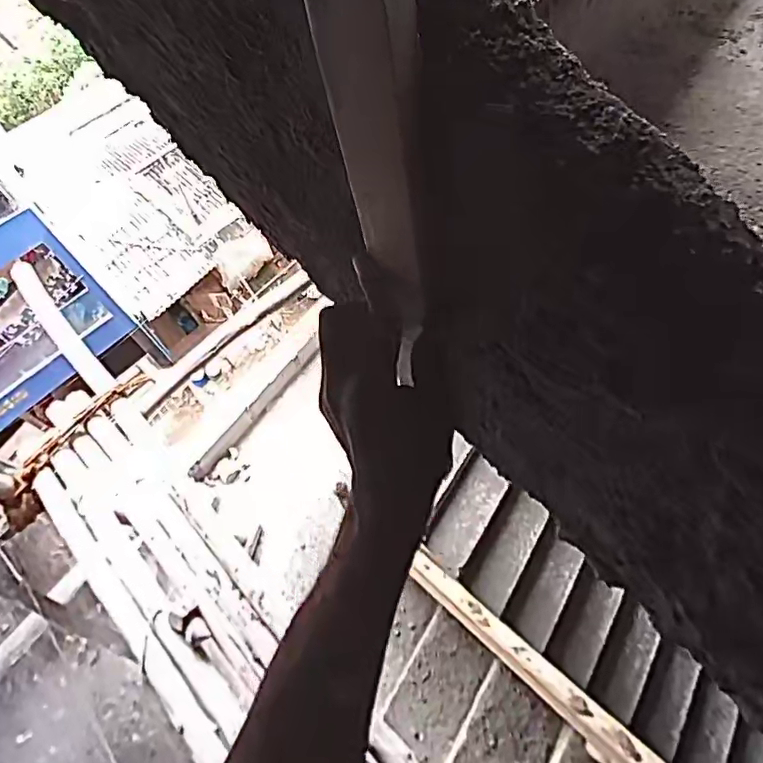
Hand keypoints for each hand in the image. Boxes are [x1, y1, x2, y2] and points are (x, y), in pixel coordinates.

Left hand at [317, 303, 451, 537]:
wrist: (384, 500)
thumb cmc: (417, 460)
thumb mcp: (436, 410)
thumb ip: (430, 363)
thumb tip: (428, 331)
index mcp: (370, 381)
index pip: (369, 322)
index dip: (372, 289)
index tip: (365, 262)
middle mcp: (338, 382)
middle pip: (334, 320)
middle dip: (358, 309)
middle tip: (389, 318)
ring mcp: (327, 392)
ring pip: (330, 338)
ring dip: (353, 329)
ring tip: (385, 343)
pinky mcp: (325, 401)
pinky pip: (333, 358)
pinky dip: (350, 349)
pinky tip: (378, 368)